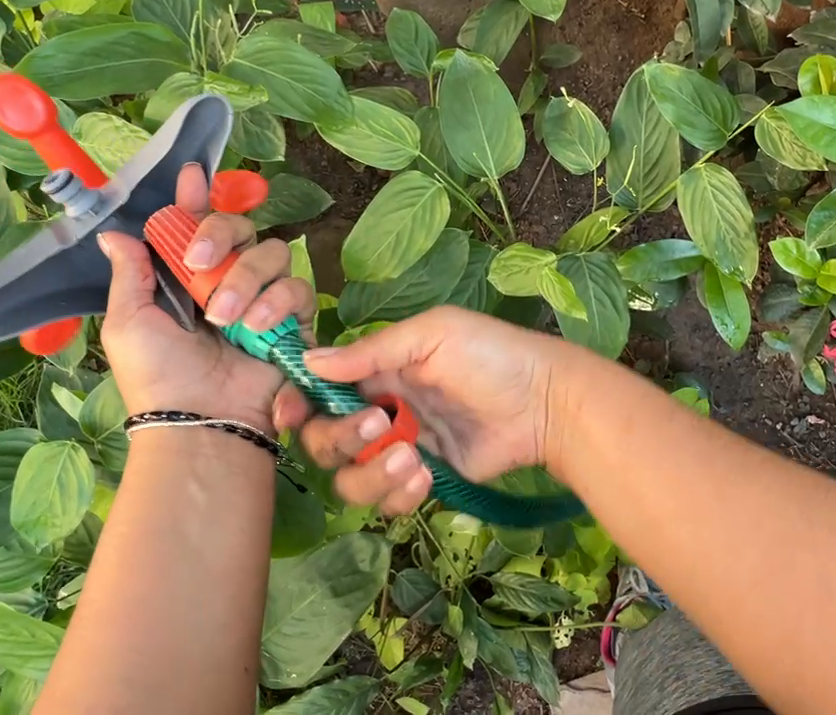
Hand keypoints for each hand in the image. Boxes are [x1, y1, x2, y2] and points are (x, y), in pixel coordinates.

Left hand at [98, 163, 312, 428]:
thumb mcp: (129, 323)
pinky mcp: (293, 321)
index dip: (195, 199)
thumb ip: (131, 274)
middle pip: (243, 229)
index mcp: (189, 280)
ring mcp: (264, 299)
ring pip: (272, 255)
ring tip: (223, 317)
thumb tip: (113, 232)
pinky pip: (296, 289)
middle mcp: (230, 281)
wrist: (198, 418)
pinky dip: (276, 302)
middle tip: (198, 261)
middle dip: (221, 235)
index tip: (191, 174)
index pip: (196, 227)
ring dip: (245, 279)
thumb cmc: (157, 375)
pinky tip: (254, 326)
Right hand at [274, 306, 593, 514]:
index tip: (290, 413)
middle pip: (326, 439)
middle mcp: (383, 409)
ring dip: (370, 474)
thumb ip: (372, 352)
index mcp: (380, 369)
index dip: (299, 403)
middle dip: (339, 439)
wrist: (545, 402)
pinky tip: (426, 475)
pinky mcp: (425, 480)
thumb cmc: (490, 355)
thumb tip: (309, 361)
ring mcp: (402, 447)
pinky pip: (388, 500)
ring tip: (411, 459)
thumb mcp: (433, 335)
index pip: (321, 389)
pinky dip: (398, 494)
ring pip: (351, 478)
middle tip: (379, 428)